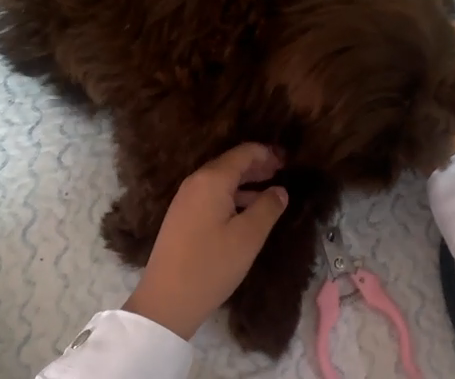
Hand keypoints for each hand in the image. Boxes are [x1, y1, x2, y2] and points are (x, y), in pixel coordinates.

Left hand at [123, 143, 289, 339]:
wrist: (165, 302)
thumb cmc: (211, 265)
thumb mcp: (248, 237)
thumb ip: (267, 208)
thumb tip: (280, 190)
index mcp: (212, 179)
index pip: (244, 153)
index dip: (268, 153)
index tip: (289, 160)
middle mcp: (196, 181)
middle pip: (231, 163)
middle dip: (258, 166)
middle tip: (283, 172)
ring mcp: (185, 199)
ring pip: (221, 180)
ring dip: (246, 182)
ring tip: (269, 191)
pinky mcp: (181, 216)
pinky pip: (211, 194)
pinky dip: (232, 196)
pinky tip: (246, 211)